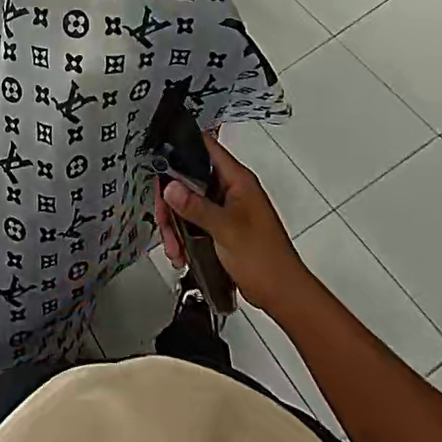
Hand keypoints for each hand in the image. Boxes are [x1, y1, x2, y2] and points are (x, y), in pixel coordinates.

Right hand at [159, 135, 315, 315]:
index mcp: (238, 181)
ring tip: (174, 246)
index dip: (183, 149)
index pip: (207, 149)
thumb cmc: (265, 259)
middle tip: (163, 217)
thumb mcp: (225, 229)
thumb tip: (171, 187)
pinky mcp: (222, 228)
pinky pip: (195, 223)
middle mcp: (232, 191)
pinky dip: (184, 236)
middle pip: (191, 180)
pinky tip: (181, 253)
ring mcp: (227, 210)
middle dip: (173, 200)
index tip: (161, 160)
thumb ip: (196, 206)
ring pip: (190, 205)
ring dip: (176, 224)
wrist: (280, 292)